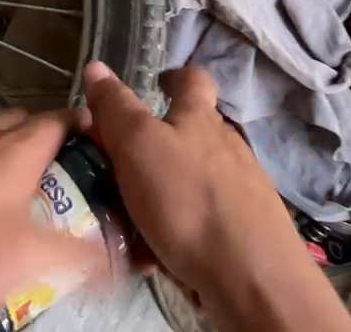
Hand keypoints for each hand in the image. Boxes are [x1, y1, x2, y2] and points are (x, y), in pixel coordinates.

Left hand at [0, 108, 109, 329]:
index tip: (104, 144)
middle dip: (47, 143)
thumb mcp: (24, 264)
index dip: (85, 127)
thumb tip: (116, 255)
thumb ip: (75, 257)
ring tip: (20, 205)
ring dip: (8, 162)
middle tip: (65, 181)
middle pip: (22, 124)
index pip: (60, 120)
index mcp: (12, 151)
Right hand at [83, 61, 350, 331]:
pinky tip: (159, 252)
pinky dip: (182, 227)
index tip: (157, 83)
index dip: (175, 77)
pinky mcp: (248, 233)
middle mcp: (227, 147)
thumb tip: (96, 66)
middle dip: (161, 143)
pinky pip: (205, 220)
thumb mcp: (138, 145)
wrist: (254, 283)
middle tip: (122, 163)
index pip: (193, 80)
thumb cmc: (189, 201)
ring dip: (167, 189)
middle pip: (193, 133)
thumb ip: (115, 108)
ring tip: (132, 215)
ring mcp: (243, 191)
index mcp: (201, 119)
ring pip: (196, 179)